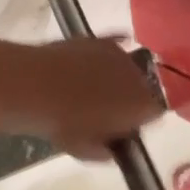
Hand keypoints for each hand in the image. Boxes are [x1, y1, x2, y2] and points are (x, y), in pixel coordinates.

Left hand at [39, 38, 165, 159]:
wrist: (35, 84)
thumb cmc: (63, 123)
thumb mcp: (87, 150)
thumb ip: (106, 150)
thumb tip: (109, 148)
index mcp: (144, 107)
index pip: (154, 113)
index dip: (138, 120)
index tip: (124, 126)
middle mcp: (139, 77)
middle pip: (143, 87)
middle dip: (130, 96)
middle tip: (106, 106)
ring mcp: (118, 53)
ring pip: (127, 67)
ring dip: (117, 74)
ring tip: (92, 84)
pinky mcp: (96, 38)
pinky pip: (110, 45)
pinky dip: (106, 54)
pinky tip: (93, 60)